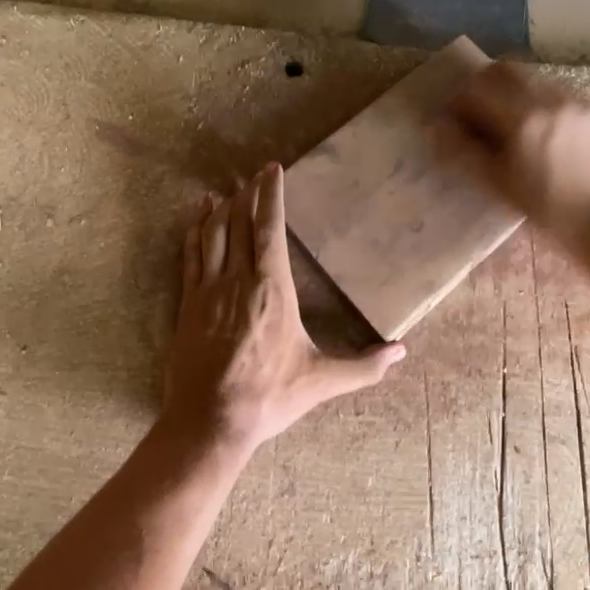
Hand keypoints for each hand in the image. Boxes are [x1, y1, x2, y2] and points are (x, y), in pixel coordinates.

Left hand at [163, 164, 406, 453]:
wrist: (211, 420)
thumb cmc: (270, 396)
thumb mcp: (322, 380)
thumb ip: (364, 366)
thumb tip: (402, 352)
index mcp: (273, 288)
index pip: (270, 227)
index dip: (271, 194)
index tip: (272, 169)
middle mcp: (238, 279)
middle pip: (239, 222)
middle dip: (246, 194)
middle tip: (252, 174)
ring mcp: (208, 290)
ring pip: (212, 235)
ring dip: (218, 209)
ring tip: (222, 191)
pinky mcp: (187, 305)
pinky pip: (190, 258)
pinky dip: (194, 234)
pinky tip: (196, 223)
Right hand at [449, 62, 589, 249]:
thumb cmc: (548, 212)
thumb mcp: (497, 185)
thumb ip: (461, 151)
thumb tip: (432, 126)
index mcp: (524, 118)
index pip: (476, 88)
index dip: (459, 103)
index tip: (457, 124)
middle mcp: (552, 99)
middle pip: (504, 70)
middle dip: (485, 87)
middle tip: (480, 117)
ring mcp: (580, 101)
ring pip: (533, 78)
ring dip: (514, 93)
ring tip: (514, 127)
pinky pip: (561, 92)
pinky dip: (543, 103)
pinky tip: (546, 134)